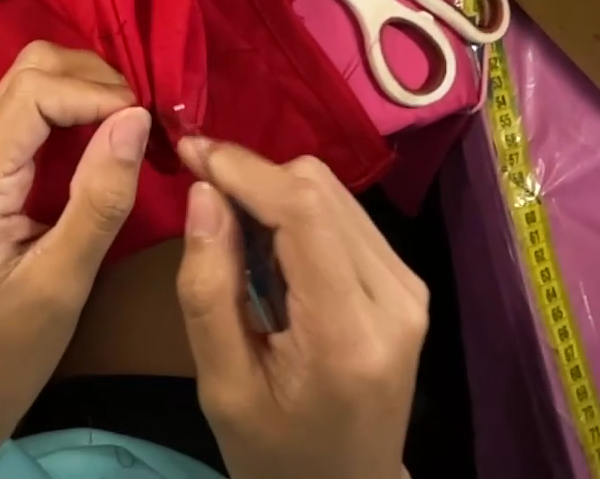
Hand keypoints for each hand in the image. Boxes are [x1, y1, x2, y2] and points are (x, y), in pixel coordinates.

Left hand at [0, 42, 152, 478]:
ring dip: (83, 87)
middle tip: (142, 117)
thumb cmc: (6, 351)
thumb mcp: (63, 284)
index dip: (96, 92)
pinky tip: (102, 131)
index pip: (34, 92)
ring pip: (25, 81)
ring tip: (130, 121)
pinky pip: (25, 110)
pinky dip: (70, 105)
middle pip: (27, 71)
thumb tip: (136, 118)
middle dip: (93, 78)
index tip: (145, 122)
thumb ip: (100, 199)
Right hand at [175, 139, 427, 478]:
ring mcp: (407, 284)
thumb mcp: (222, 387)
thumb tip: (204, 192)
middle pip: (319, 188)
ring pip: (332, 190)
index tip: (191, 151)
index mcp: (348, 335)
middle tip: (205, 200)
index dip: (244, 168)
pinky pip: (345, 211)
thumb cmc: (275, 453)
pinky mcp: (406, 278)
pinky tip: (273, 248)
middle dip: (253, 178)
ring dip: (274, 192)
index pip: (303, 212)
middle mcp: (394, 297)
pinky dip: (298, 211)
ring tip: (237, 232)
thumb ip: (208, 289)